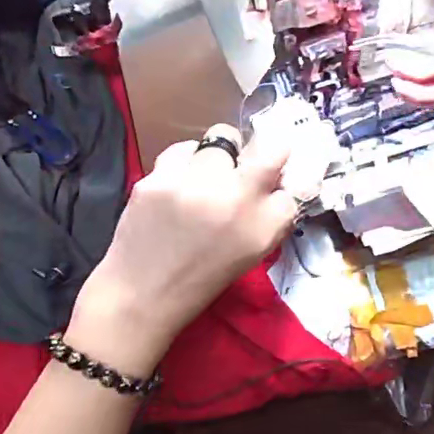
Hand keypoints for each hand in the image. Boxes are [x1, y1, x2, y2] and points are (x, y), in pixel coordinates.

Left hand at [67, 124, 311, 375]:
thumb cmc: (198, 279)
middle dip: (263, 152)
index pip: (291, 184)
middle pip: (270, 150)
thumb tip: (277, 182)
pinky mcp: (160, 178)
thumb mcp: (248, 254)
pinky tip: (174, 188)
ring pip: (221, 140)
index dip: (280, 180)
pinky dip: (182, 164)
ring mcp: (196, 185)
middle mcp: (237, 200)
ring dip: (216, 156)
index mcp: (264, 229)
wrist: (142, 292)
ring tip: (201, 181)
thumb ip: (268, 218)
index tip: (270, 180)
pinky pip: (182, 151)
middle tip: (245, 164)